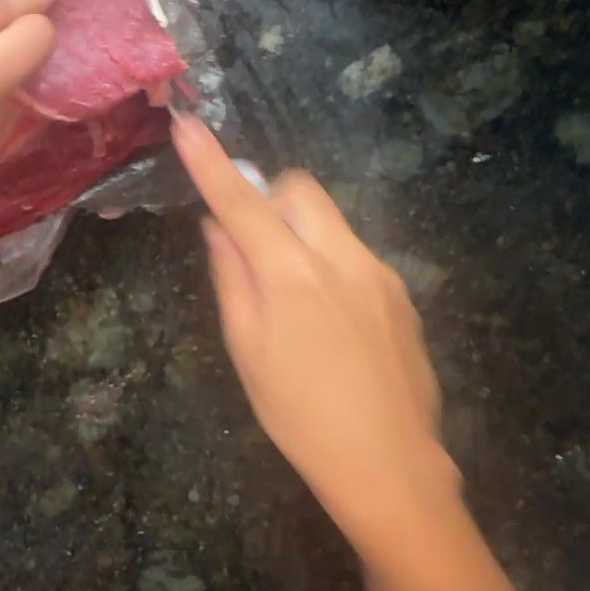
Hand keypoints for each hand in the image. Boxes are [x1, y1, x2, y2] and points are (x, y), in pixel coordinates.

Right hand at [171, 113, 459, 552]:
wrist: (389, 464)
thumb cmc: (297, 416)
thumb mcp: (246, 351)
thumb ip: (231, 279)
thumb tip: (217, 228)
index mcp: (293, 276)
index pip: (242, 203)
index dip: (212, 163)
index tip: (188, 125)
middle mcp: (343, 258)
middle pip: (301, 191)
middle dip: (268, 197)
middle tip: (246, 241)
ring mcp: (380, 273)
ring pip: (329, 220)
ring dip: (296, 232)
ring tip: (286, 296)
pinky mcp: (401, 293)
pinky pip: (353, 252)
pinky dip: (324, 260)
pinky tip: (323, 319)